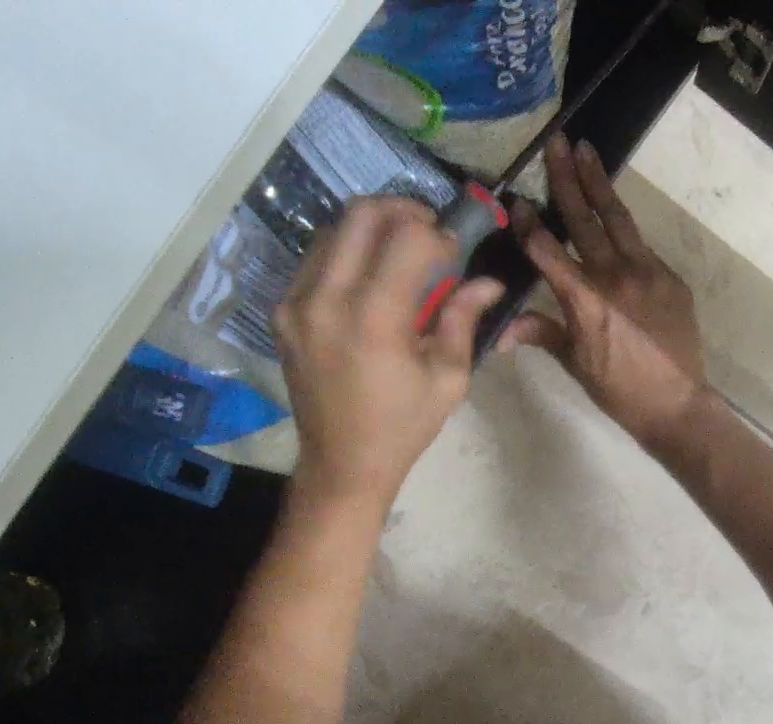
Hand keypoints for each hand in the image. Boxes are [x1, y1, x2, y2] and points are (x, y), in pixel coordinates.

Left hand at [275, 196, 503, 509]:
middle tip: (429, 230)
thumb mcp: (448, 378)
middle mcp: (327, 298)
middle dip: (403, 211)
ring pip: (334, 230)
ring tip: (400, 250)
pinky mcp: (283, 312)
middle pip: (362, 215)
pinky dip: (347, 253)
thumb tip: (488, 282)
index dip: (440, 235)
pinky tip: (370, 277)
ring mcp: (297, 302)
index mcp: (374, 318)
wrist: (342, 463)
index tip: (457, 253)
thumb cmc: (404, 427)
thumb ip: (463, 320)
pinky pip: (316, 260)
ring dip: (372, 229)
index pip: (408, 238)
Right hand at [502, 136, 710, 453]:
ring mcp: (647, 273)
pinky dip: (625, 230)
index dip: (529, 225)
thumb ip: (543, 334)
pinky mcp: (671, 279)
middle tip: (557, 143)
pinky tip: (615, 217)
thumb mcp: (576, 364)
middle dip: (567, 179)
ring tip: (588, 152)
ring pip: (618, 220)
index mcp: (585, 300)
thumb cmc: (620, 391)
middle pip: (584, 219)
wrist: (677, 405)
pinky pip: (642, 247)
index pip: (548, 251)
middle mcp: (615, 276)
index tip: (517, 201)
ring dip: (600, 184)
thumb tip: (502, 330)